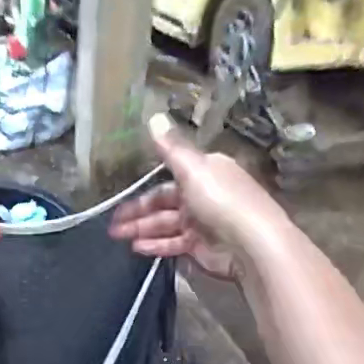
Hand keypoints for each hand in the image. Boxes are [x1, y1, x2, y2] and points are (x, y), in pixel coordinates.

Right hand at [108, 113, 292, 280]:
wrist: (250, 243)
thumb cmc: (220, 200)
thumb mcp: (193, 168)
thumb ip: (171, 147)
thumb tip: (153, 116)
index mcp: (206, 171)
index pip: (170, 176)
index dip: (144, 186)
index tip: (121, 196)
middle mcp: (204, 194)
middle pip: (164, 203)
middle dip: (138, 212)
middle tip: (112, 224)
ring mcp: (203, 223)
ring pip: (166, 225)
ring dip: (142, 229)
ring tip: (118, 236)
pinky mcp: (201, 248)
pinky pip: (173, 244)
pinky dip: (156, 245)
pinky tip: (137, 248)